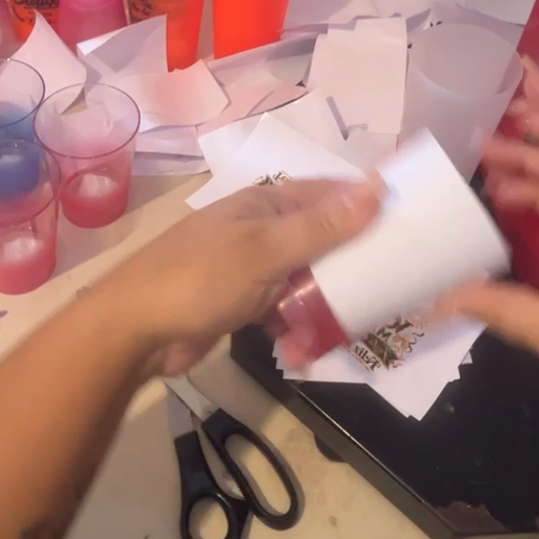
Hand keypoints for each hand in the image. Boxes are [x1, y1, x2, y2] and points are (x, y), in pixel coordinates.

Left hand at [95, 178, 382, 375]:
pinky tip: (303, 350)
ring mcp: (251, 267)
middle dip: (350, 266)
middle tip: (388, 289)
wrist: (134, 331)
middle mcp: (262, 229)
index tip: (405, 224)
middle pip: (322, 240)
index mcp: (266, 203)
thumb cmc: (200, 277)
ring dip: (324, 304)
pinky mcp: (243, 302)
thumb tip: (375, 187)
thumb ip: (321, 225)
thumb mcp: (266, 249)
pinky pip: (284, 309)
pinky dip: (295, 327)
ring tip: (347, 330)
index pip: (328, 194)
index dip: (364, 205)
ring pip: (306, 280)